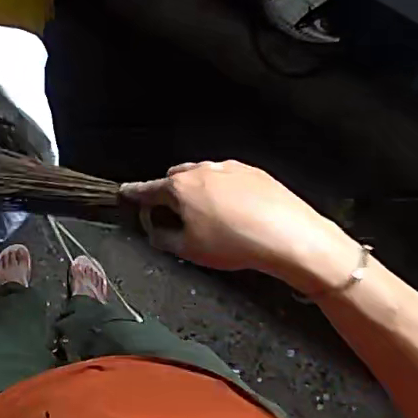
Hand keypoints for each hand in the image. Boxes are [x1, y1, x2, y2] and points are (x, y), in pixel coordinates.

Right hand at [119, 160, 362, 294]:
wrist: (291, 237)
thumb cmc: (236, 244)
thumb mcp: (189, 250)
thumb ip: (163, 237)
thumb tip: (155, 230)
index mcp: (180, 187)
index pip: (147, 189)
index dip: (134, 194)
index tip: (125, 194)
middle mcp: (202, 170)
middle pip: (174, 178)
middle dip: (169, 192)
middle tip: (174, 216)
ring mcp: (230, 168)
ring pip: (202, 175)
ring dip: (197, 190)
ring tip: (208, 216)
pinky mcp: (255, 172)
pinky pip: (227, 177)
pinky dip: (222, 190)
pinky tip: (234, 211)